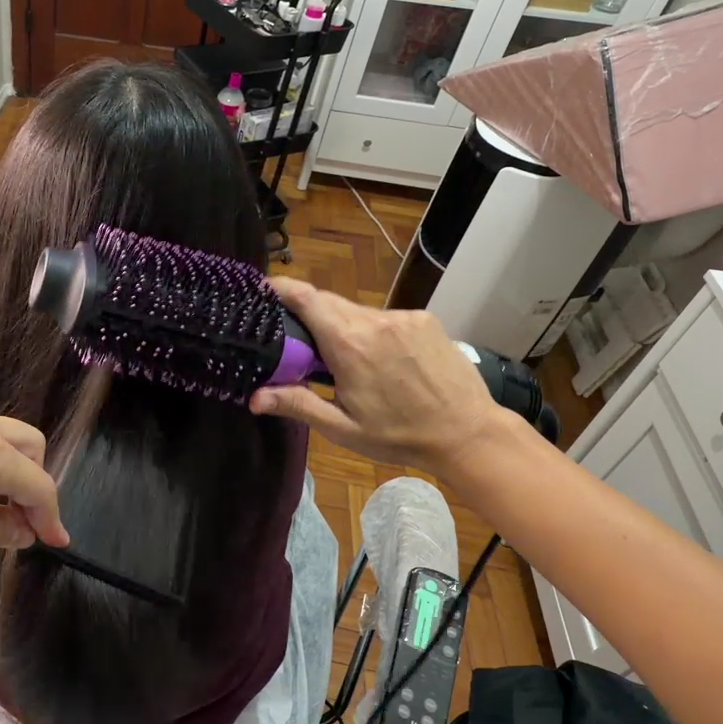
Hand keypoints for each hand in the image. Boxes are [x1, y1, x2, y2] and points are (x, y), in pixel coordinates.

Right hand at [249, 276, 504, 474]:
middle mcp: (374, 320)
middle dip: (310, 315)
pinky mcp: (424, 318)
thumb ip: (298, 404)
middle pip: (328, 302)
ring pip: (357, 311)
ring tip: (347, 360)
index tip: (263, 288)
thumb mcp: (343, 427)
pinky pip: (385, 317)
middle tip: (301, 342)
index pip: (306, 298)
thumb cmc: (400, 435)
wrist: (468, 433)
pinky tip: (384, 359)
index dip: (281, 288)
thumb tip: (253, 398)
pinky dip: (373, 331)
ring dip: (344, 327)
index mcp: (348, 344)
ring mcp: (403, 316)